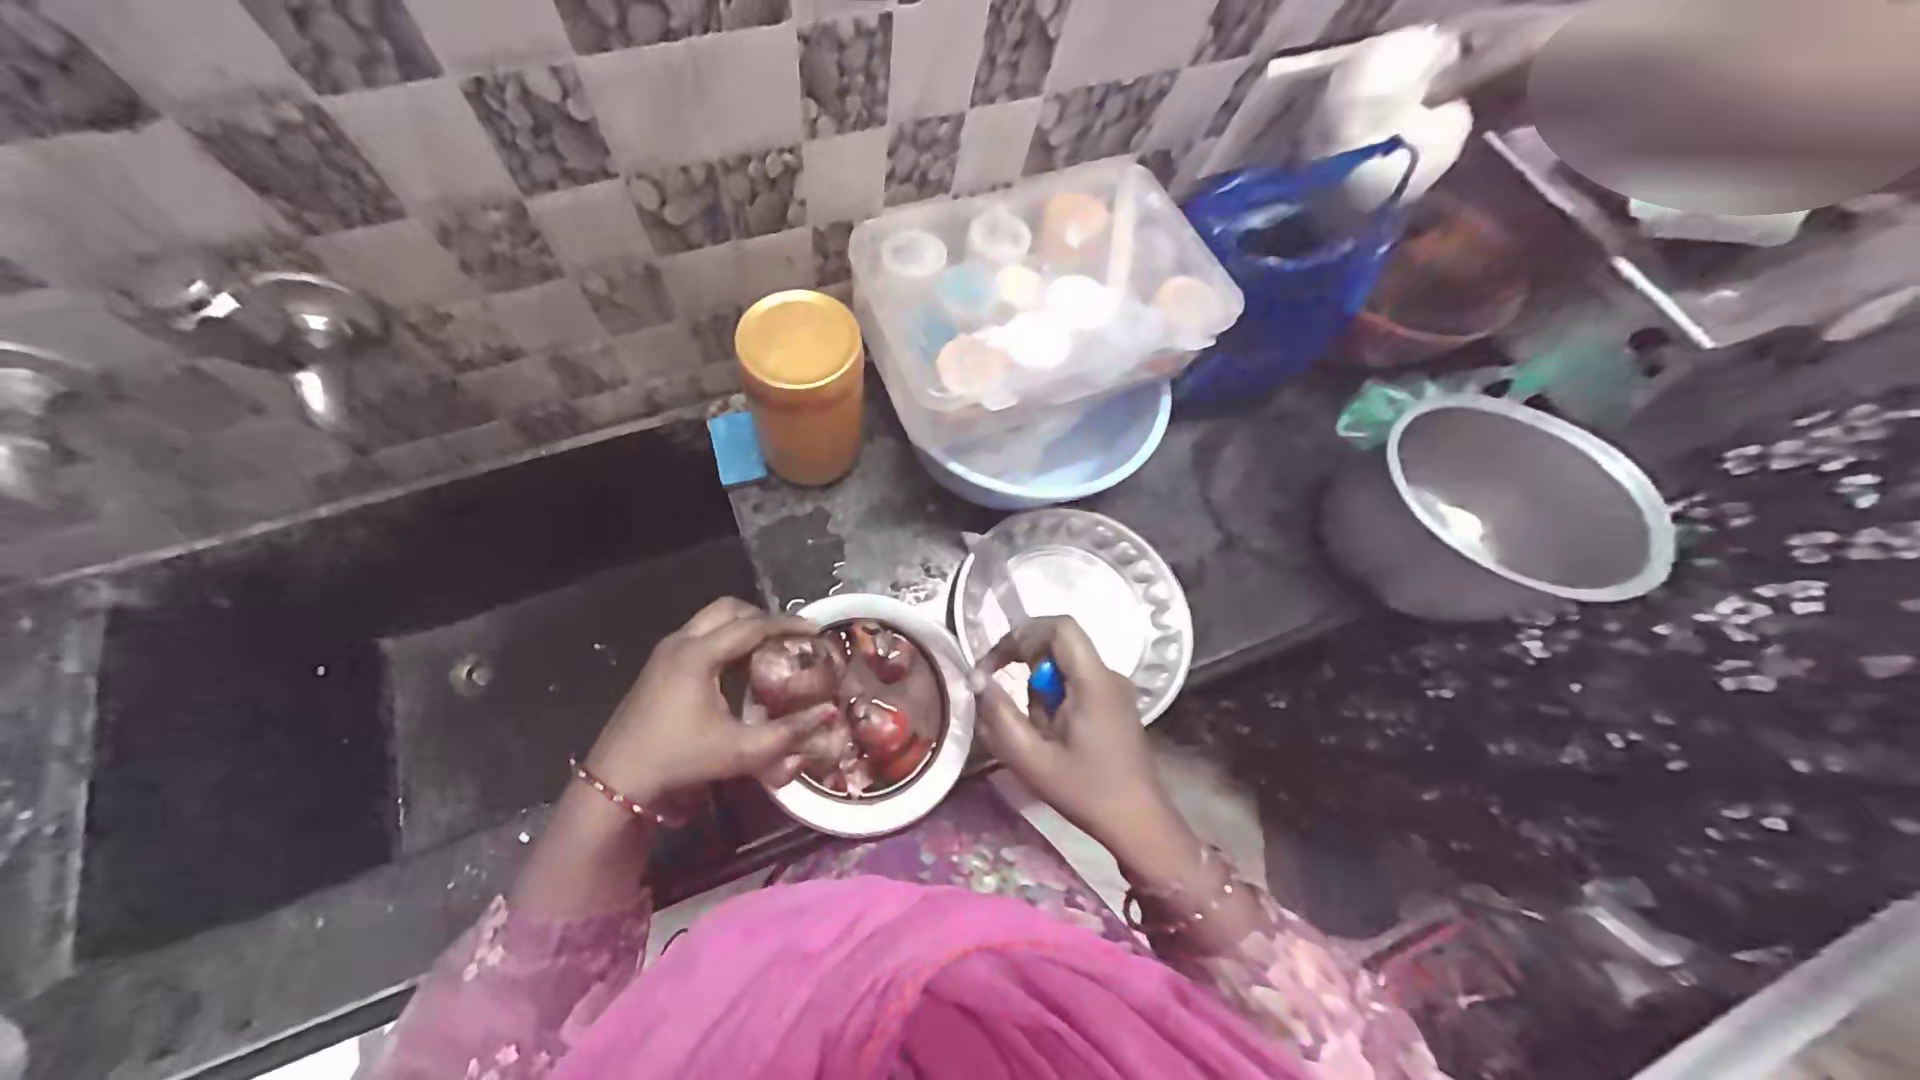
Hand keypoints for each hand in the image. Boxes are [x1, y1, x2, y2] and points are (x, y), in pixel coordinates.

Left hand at [582, 597, 831, 802]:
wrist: (617, 778)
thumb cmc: (680, 761)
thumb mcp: (741, 751)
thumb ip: (789, 733)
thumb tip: (828, 712)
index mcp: (699, 655)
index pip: (752, 625)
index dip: (787, 624)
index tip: (815, 630)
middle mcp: (681, 642)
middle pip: (729, 609)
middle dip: (763, 617)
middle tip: (788, 636)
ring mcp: (666, 650)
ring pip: (711, 618)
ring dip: (742, 625)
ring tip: (768, 647)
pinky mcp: (659, 662)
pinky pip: (700, 633)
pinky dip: (724, 636)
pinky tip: (738, 665)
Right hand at [975, 617, 1198, 879]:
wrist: (1138, 822)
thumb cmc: (1085, 792)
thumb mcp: (1031, 759)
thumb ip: (999, 715)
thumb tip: (978, 680)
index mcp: (1093, 681)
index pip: (1059, 627)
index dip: (1022, 635)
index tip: (995, 664)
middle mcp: (1108, 675)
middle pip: (1058, 646)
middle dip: (1026, 671)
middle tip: (1013, 709)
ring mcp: (1114, 688)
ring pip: (1063, 668)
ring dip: (1040, 692)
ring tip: (1040, 736)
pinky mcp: (1114, 703)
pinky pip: (1075, 684)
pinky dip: (1055, 702)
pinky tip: (1055, 738)